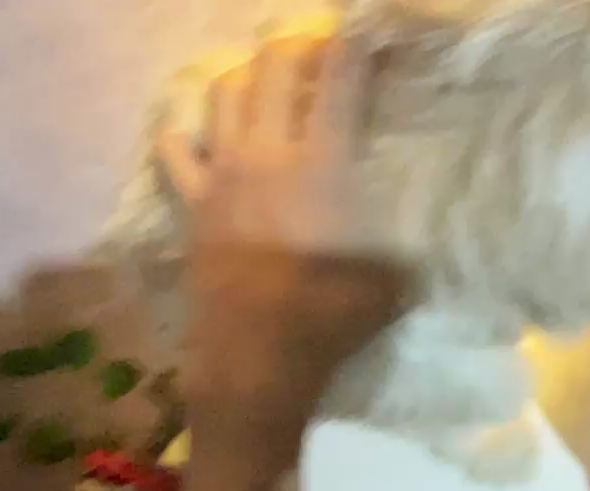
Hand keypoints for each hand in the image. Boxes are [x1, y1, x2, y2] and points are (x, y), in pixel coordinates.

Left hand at [159, 34, 407, 473]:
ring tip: (264, 78)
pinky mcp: (194, 203)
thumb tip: (413, 255)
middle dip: (295, 46)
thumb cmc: (328, 323)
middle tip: (314, 44)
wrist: (255, 359)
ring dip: (246, 75)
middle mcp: (265, 155)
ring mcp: (221, 175)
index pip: (336, 88)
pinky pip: (176, 148)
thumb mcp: (388, 291)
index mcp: (320, 170)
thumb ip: (400, 260)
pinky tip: (200, 135)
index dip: (351, 51)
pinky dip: (187, 131)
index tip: (361, 32)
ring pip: (223, 93)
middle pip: (272, 70)